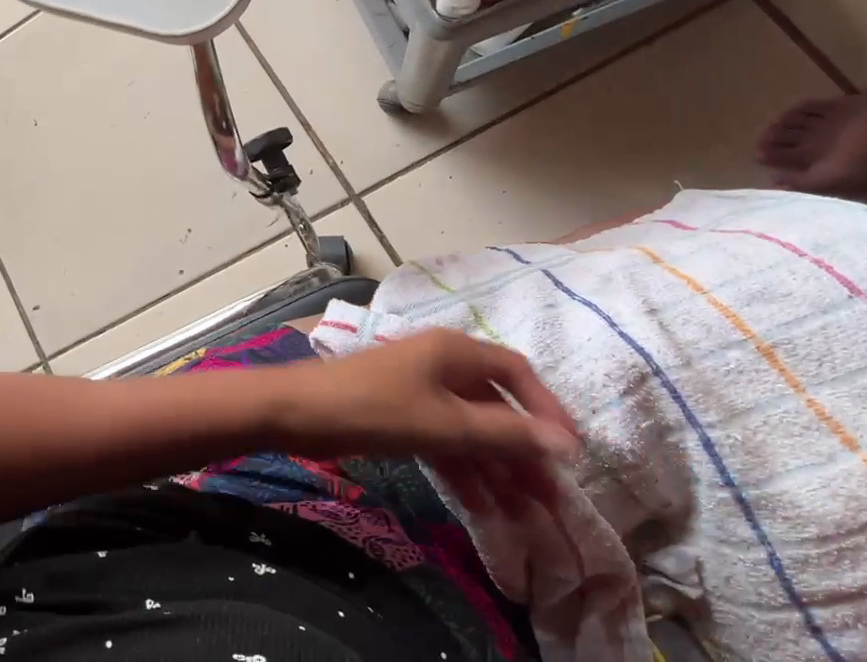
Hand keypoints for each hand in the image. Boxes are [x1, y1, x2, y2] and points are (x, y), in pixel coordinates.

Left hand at [274, 329, 581, 516]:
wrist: (294, 412)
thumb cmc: (371, 408)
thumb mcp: (443, 424)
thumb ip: (504, 433)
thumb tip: (567, 443)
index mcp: (452, 351)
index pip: (517, 372)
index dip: (547, 409)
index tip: (572, 453)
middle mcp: (439, 365)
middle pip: (495, 406)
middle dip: (523, 451)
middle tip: (551, 500)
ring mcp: (417, 390)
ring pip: (470, 429)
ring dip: (496, 469)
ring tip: (525, 516)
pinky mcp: (399, 415)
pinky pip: (443, 441)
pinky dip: (463, 471)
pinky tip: (483, 509)